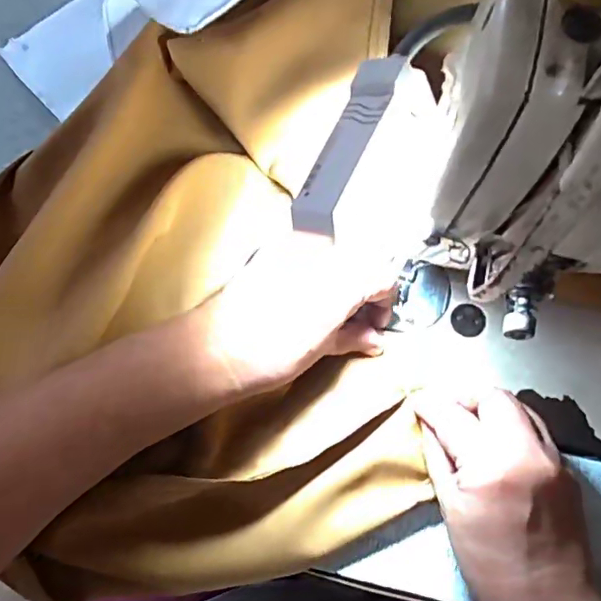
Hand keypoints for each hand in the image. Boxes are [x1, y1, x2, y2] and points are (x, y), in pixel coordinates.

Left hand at [191, 231, 396, 395]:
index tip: (375, 323)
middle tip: (355, 319)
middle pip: (361, 259)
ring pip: (335, 252)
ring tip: (330, 310)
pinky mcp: (268, 250)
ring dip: (341, 277)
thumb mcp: (318, 349)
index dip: (385, 303)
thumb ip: (350, 336)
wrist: (214, 348)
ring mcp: (293, 246)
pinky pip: (306, 251)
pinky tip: (303, 298)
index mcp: (342, 277)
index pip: (384, 275)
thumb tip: (371, 339)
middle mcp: (321, 252)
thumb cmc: (267, 353)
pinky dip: (314, 270)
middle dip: (364, 288)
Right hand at [415, 386, 599, 600]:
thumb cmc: (486, 563)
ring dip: (491, 411)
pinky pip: (536, 432)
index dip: (430, 405)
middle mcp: (528, 452)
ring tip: (469, 427)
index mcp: (492, 466)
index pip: (454, 415)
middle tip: (444, 414)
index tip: (416, 403)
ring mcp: (555, 459)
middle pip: (495, 398)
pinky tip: (496, 449)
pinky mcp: (569, 469)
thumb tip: (428, 427)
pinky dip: (512, 429)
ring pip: (521, 408)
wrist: (548, 600)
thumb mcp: (450, 508)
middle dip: (465, 399)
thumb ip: (439, 459)